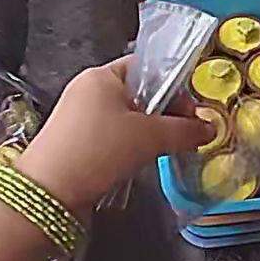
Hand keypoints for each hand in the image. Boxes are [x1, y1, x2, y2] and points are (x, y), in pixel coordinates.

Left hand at [14, 57, 213, 210]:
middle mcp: (89, 90)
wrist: (49, 192)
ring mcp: (80, 116)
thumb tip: (210, 129)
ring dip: (149, 133)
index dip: (174, 87)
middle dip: (165, 114)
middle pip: (140, 94)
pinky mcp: (76, 141)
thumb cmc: (98, 150)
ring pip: (128, 117)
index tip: (191, 111)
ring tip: (165, 150)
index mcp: (103, 75)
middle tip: (185, 134)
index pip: (148, 68)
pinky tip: (140, 161)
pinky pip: (113, 135)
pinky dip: (131, 145)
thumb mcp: (149, 137)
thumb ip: (184, 130)